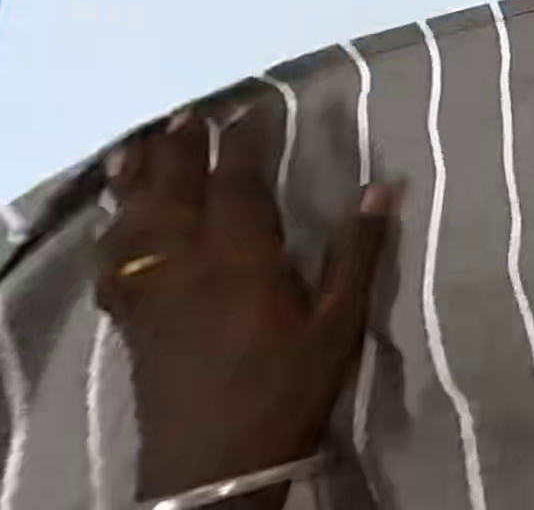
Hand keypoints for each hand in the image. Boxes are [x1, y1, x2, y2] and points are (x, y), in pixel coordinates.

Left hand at [95, 106, 393, 504]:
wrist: (216, 459)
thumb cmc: (293, 378)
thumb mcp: (342, 315)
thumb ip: (359, 249)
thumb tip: (383, 186)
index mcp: (240, 264)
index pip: (237, 190)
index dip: (243, 147)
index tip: (250, 111)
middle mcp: (184, 272)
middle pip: (172, 201)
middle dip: (177, 155)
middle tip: (184, 117)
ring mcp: (150, 299)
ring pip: (131, 229)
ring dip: (135, 186)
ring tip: (135, 152)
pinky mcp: (135, 323)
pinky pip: (113, 264)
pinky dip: (114, 231)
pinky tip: (117, 224)